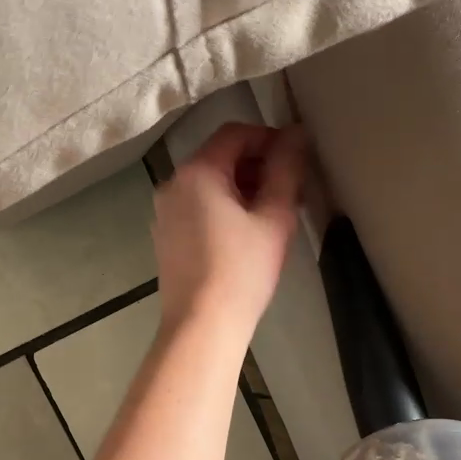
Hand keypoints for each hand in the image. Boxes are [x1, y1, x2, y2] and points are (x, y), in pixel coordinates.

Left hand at [152, 122, 309, 337]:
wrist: (201, 325)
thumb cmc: (241, 271)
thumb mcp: (274, 216)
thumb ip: (287, 169)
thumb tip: (297, 134)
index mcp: (197, 172)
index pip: (235, 134)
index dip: (269, 137)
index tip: (296, 156)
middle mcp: (172, 185)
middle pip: (218, 158)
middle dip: (256, 165)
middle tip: (290, 188)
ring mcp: (164, 214)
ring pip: (207, 185)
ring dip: (240, 188)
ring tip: (272, 213)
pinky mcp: (165, 240)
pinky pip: (196, 209)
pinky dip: (221, 209)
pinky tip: (246, 235)